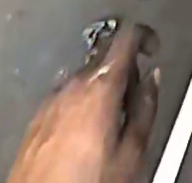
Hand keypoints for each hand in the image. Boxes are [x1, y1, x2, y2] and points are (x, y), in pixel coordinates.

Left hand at [7, 23, 159, 182]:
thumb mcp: (130, 155)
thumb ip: (146, 108)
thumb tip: (153, 79)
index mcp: (102, 87)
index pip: (126, 37)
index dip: (144, 35)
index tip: (152, 48)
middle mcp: (75, 83)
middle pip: (106, 54)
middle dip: (125, 67)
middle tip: (134, 97)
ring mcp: (53, 97)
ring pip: (86, 76)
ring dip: (102, 86)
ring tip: (109, 122)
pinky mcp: (38, 115)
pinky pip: (66, 93)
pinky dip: (80, 101)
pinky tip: (83, 132)